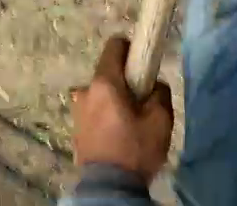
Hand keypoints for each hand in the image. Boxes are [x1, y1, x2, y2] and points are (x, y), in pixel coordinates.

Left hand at [71, 37, 174, 183]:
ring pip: (100, 93)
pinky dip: (105, 115)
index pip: (115, 45)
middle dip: (124, 79)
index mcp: (104, 82)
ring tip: (129, 120)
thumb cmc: (134, 150)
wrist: (109, 191)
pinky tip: (118, 133)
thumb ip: (160, 92)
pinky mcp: (76, 130)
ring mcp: (77, 110)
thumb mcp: (160, 119)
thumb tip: (153, 85)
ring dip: (113, 99)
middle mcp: (85, 90)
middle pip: (107, 71)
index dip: (131, 48)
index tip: (143, 64)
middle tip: (141, 98)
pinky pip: (94, 111)